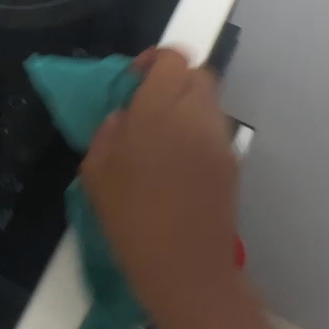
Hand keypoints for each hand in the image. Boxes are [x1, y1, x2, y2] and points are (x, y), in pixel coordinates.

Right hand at [81, 48, 240, 321]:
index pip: (172, 59)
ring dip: (185, 104)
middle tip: (145, 104)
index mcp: (159, 112)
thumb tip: (125, 117)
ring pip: (208, 101)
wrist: (185, 269)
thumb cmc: (129, 217)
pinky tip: (174, 160)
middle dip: (171, 79)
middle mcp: (196, 118)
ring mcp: (219, 142)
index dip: (152, 60)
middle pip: (197, 74)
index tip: (131, 81)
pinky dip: (195, 130)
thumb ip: (109, 131)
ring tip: (159, 134)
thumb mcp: (96, 169)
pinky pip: (213, 129)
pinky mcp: (232, 165)